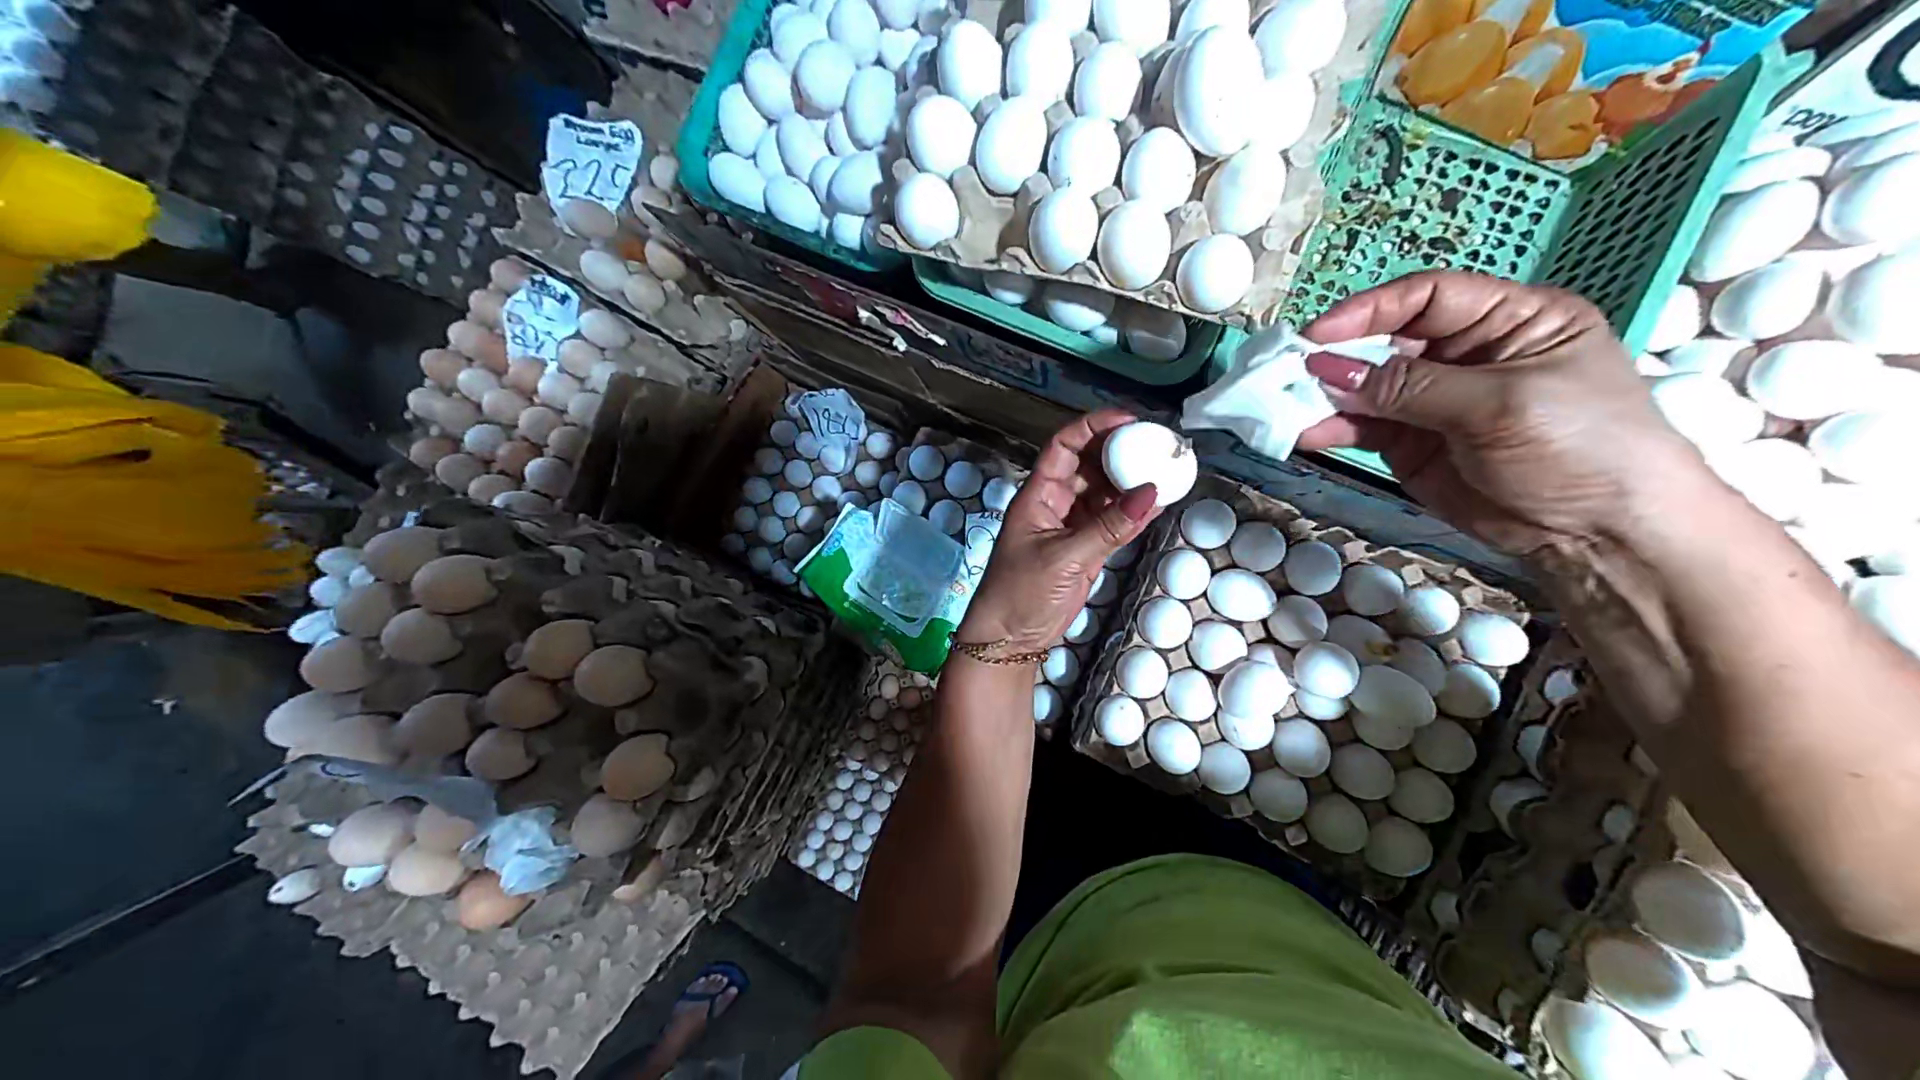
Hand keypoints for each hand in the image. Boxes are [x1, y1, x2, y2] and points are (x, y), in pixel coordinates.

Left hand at [959, 410, 1161, 656]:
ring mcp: (1072, 525)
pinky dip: (1134, 513)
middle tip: (1157, 443)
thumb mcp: (1064, 557)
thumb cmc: (1022, 591)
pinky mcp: (1085, 549)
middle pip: (1089, 465)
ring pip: (1105, 493)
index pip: (1064, 446)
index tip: (1129, 420)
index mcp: (1038, 494)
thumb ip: (1108, 528)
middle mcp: (1056, 503)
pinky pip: (1113, 522)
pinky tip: (1159, 502)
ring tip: (1166, 468)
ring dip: (1131, 481)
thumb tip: (1151, 493)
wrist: (1010, 638)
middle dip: (1119, 451)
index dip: (1093, 427)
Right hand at [1299, 271, 1704, 554]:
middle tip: (1288, 372)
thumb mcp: (1502, 404)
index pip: (1427, 297)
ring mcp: (1432, 401)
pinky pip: (1361, 427)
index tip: (1318, 335)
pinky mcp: (1410, 442)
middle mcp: (1464, 354)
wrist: (1600, 534)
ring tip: (1286, 406)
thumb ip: (1411, 386)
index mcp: (1508, 320)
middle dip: (1337, 355)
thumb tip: (1328, 370)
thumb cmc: (1580, 446)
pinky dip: (1331, 430)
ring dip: (1325, 395)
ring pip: (1365, 387)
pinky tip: (1304, 434)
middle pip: (1386, 341)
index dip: (1370, 310)